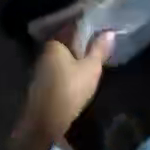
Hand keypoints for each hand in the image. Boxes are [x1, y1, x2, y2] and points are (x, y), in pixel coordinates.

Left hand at [13, 31, 114, 149]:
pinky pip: (56, 71)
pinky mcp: (39, 84)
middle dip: (78, 44)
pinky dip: (66, 71)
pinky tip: (76, 76)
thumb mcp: (91, 68)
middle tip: (97, 45)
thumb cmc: (70, 89)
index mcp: (54, 44)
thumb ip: (99, 49)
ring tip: (90, 60)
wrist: (45, 121)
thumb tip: (110, 32)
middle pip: (64, 43)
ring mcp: (39, 69)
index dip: (85, 28)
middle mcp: (43, 53)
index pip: (70, 28)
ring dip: (72, 59)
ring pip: (59, 59)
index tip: (99, 29)